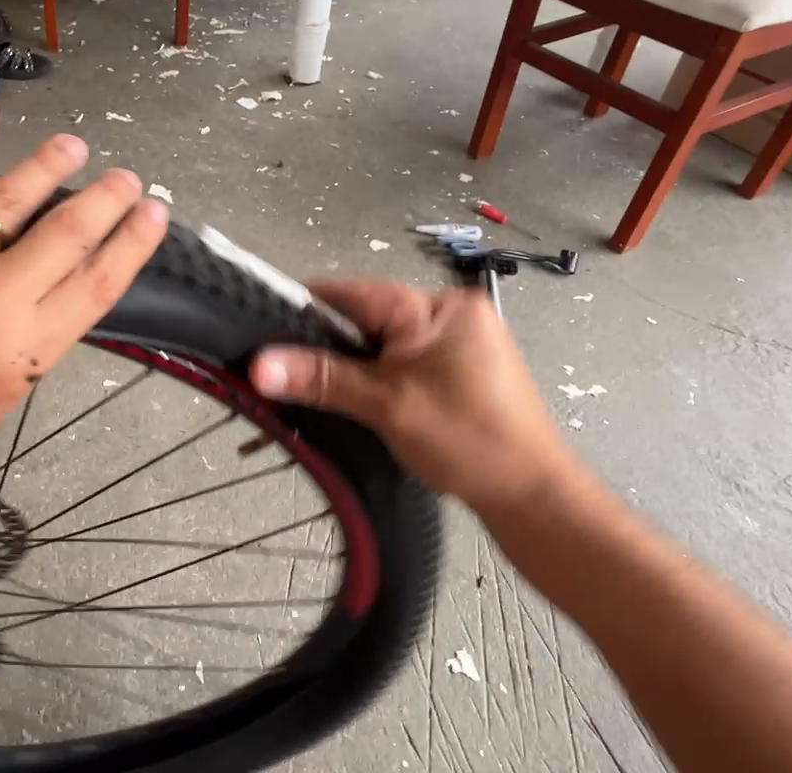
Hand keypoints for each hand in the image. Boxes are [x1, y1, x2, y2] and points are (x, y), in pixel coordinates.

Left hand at [0, 101, 167, 490]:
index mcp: (20, 352)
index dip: (132, 242)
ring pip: (9, 197)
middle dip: (105, 198)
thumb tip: (66, 284)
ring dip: (48, 164)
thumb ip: (32, 341)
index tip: (154, 213)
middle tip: (125, 177)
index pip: (97, 283)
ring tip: (73, 146)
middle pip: (67, 233)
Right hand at [250, 280, 586, 516]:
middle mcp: (450, 311)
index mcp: (439, 306)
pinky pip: (399, 359)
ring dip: (349, 363)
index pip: (354, 293)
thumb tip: (258, 365)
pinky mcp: (457, 367)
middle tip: (282, 368)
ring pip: (380, 340)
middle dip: (326, 343)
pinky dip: (373, 375)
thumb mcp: (387, 405)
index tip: (260, 328)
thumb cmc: (469, 442)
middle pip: (365, 316)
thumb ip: (321, 378)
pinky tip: (354, 395)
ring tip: (314, 385)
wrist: (534, 498)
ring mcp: (456, 340)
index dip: (304, 308)